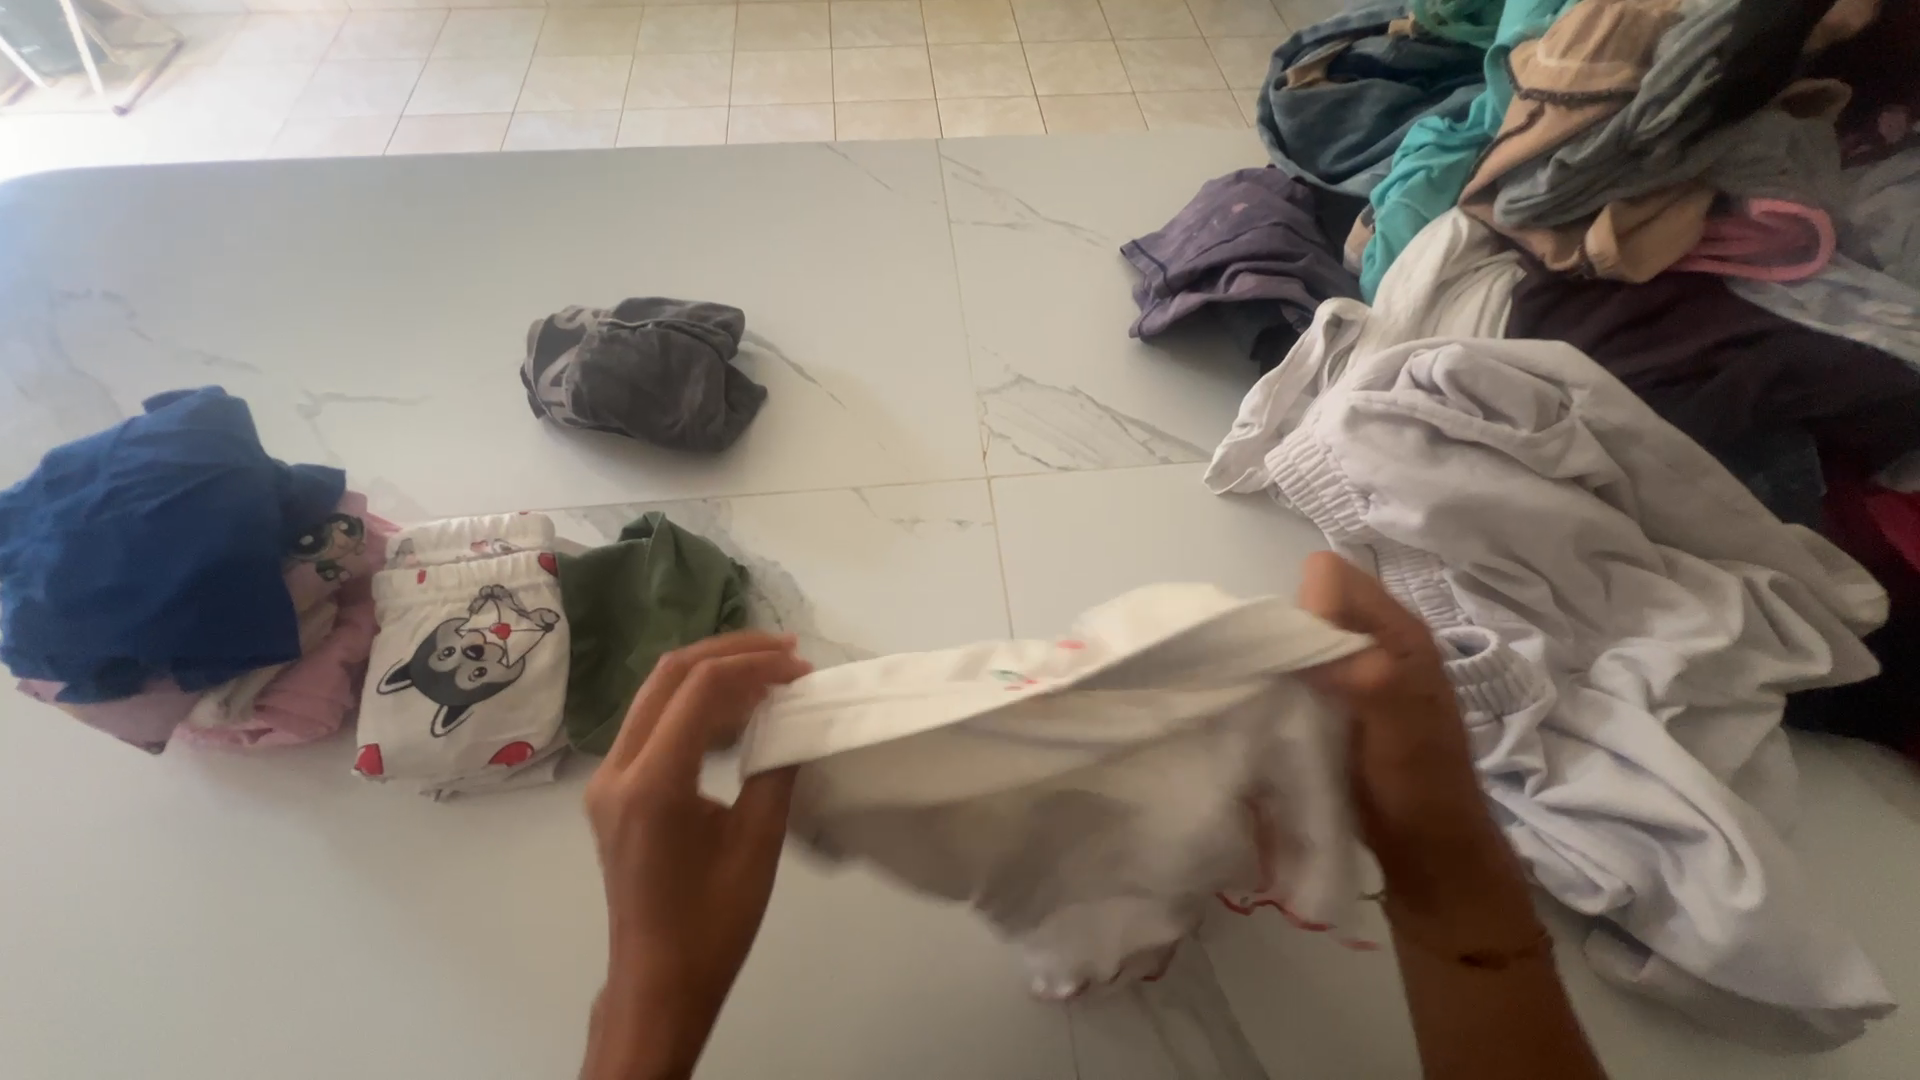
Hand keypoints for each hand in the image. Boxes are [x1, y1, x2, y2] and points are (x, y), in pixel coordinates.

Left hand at [581, 631, 811, 1079]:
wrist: (658, 982)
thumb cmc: (713, 920)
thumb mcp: (758, 841)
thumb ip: (774, 769)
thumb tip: (792, 721)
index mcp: (652, 783)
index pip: (700, 689)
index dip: (755, 666)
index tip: (801, 670)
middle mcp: (617, 770)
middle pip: (670, 675)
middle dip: (731, 651)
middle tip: (785, 651)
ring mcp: (609, 779)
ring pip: (658, 693)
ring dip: (714, 673)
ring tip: (770, 674)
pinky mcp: (616, 790)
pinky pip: (655, 724)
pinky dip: (697, 704)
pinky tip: (739, 711)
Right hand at [1294, 553, 1536, 946]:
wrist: (1426, 848)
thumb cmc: (1420, 787)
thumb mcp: (1402, 729)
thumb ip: (1370, 674)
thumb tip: (1312, 627)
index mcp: (1397, 632)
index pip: (1329, 576)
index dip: (1303, 603)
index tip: (1290, 653)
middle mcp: (1373, 638)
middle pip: (1309, 600)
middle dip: (1284, 627)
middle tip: (1275, 676)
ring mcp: (1352, 666)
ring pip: (1298, 632)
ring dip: (1277, 654)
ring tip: (1271, 691)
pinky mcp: (1332, 693)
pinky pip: (1294, 663)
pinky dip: (1278, 676)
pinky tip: (1275, 704)